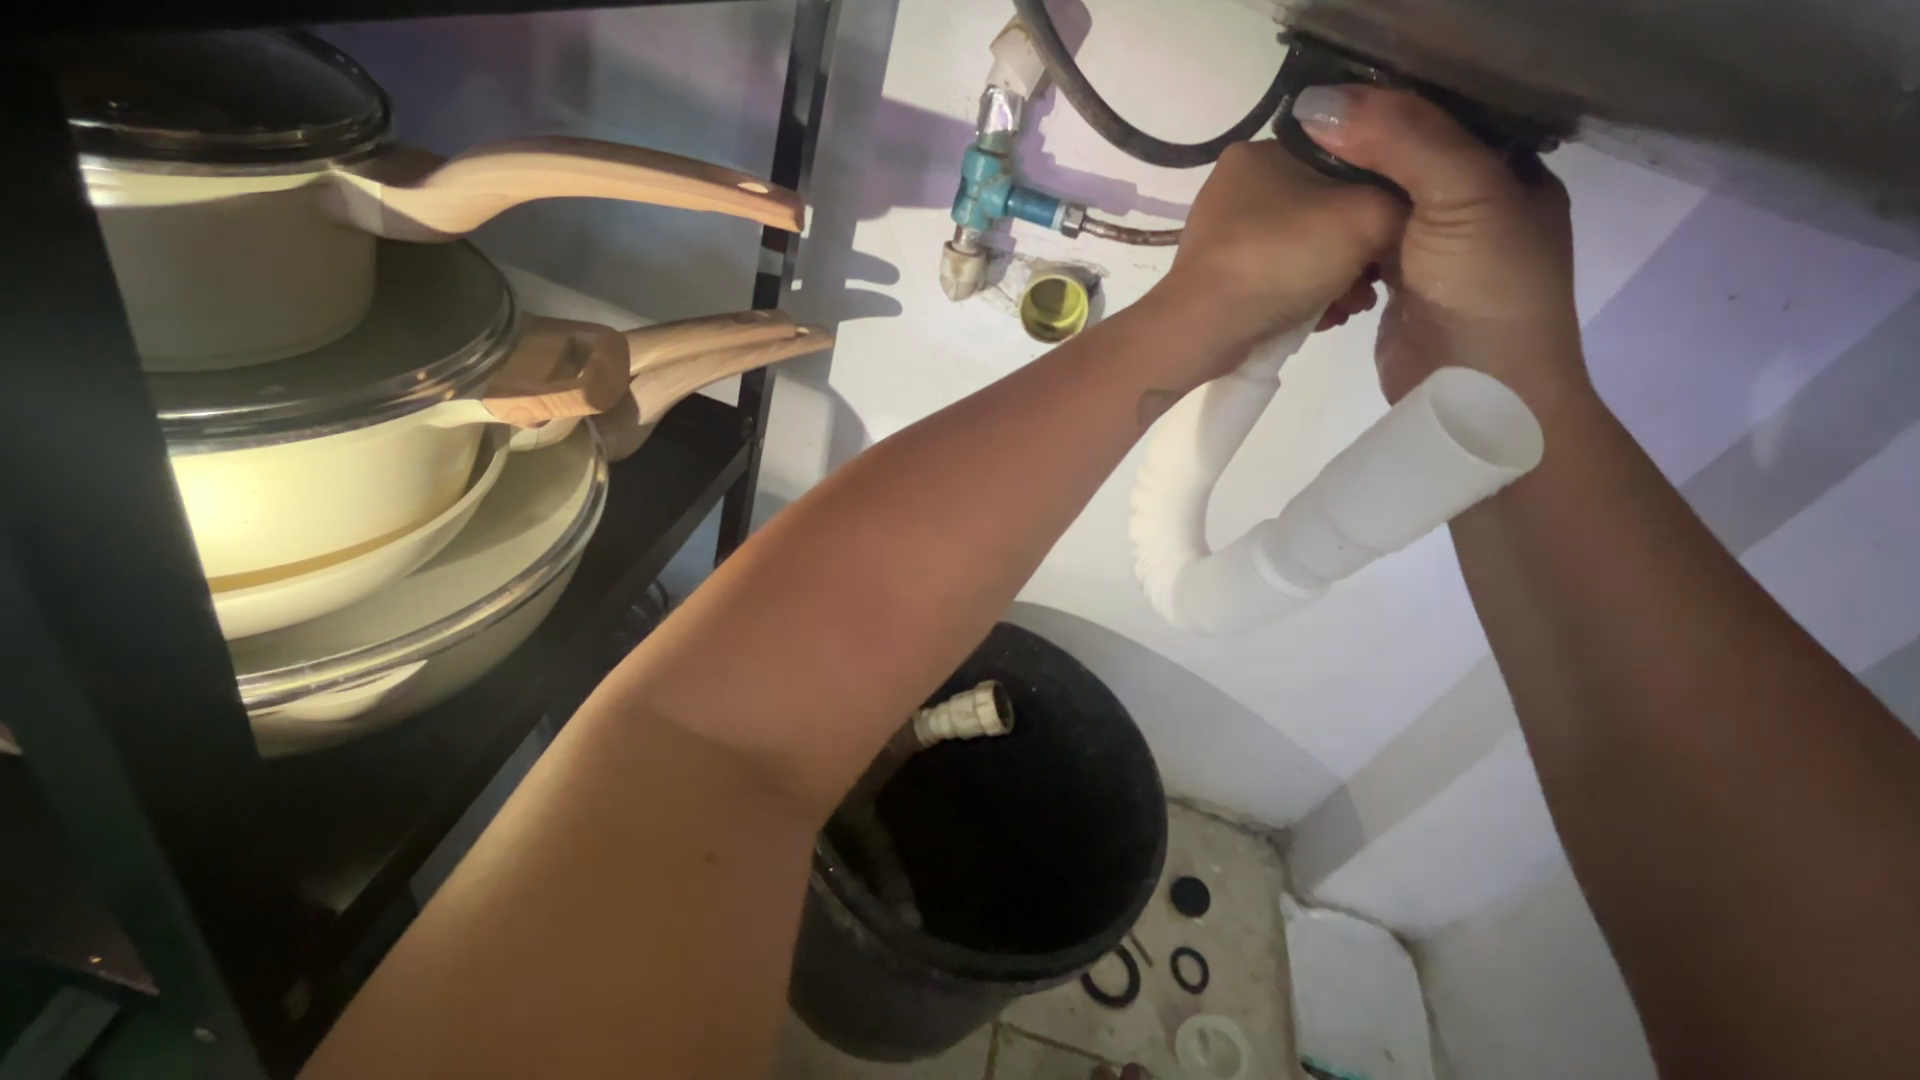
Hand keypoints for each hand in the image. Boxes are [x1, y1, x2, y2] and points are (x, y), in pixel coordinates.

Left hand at [1156, 138, 1401, 356]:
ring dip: (1335, 279)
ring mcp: (1224, 235)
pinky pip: (1278, 278)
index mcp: (1262, 151)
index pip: (1343, 159)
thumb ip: (1400, 201)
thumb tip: (1399, 213)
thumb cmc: (1282, 258)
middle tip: (1371, 282)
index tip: (1393, 234)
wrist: (1204, 327)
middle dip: (1357, 250)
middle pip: (1324, 210)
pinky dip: (1304, 296)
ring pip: (1303, 249)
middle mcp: (1237, 187)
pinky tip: (1321, 318)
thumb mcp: (1367, 215)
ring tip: (1349, 307)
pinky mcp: (1219, 277)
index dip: (1379, 196)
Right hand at [1292, 85, 1588, 406]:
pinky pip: (1355, 255)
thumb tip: (1319, 104)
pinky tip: (1303, 249)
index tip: (1321, 109)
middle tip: (1290, 155)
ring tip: (1287, 197)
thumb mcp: (1461, 196)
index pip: (1438, 118)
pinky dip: (1332, 254)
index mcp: (1506, 171)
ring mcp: (1431, 253)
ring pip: (1371, 213)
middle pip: (1398, 166)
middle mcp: (1471, 206)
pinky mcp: (1396, 291)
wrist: (1478, 398)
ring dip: (1334, 213)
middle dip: (1348, 164)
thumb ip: (1403, 141)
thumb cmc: (1488, 290)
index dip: (1382, 108)